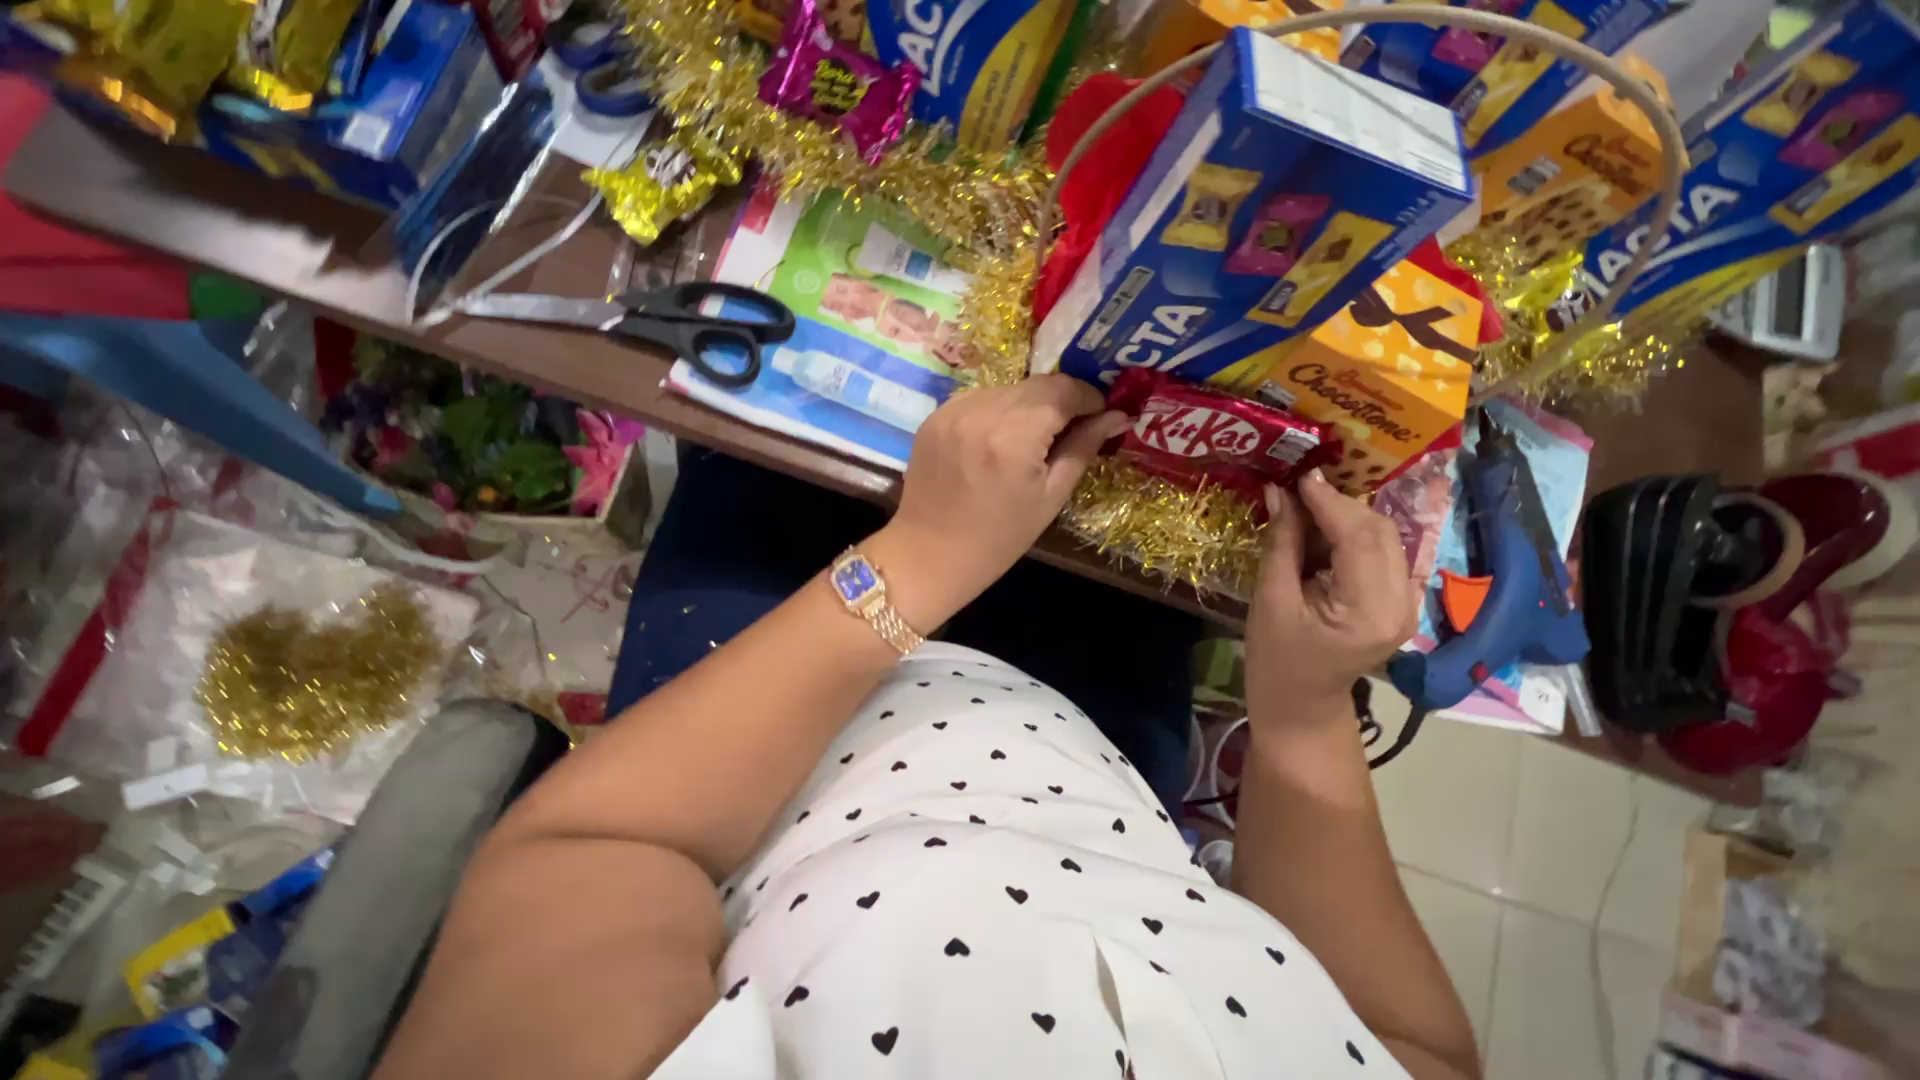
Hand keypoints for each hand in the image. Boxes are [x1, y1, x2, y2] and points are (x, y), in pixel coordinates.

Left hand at [869, 376, 1128, 627]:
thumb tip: (1117, 415)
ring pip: (1008, 388)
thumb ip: (1083, 448)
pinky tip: (1000, 440)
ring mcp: (953, 410)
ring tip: (1035, 437)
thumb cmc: (999, 537)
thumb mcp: (1051, 497)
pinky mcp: (935, 415)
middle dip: (1062, 400)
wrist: (930, 553)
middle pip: (1037, 384)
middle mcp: (981, 412)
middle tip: (1074, 426)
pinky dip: (998, 411)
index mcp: (1014, 436)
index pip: (1063, 390)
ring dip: (1029, 404)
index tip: (1101, 415)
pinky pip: (980, 398)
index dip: (1089, 397)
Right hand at [1245, 469, 1418, 725]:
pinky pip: (1384, 553)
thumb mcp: (1271, 601)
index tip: (1300, 477)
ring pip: (1385, 537)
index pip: (1359, 538)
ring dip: (1348, 517)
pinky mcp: (1400, 601)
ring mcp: (1407, 603)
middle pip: (1379, 532)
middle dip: (1340, 504)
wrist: (1301, 704)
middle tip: (1299, 489)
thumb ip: (1282, 545)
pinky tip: (1326, 530)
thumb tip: (1281, 493)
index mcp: (1369, 611)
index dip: (1329, 502)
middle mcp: (1401, 604)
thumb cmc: (1277, 660)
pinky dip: (1356, 534)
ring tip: (1308, 506)